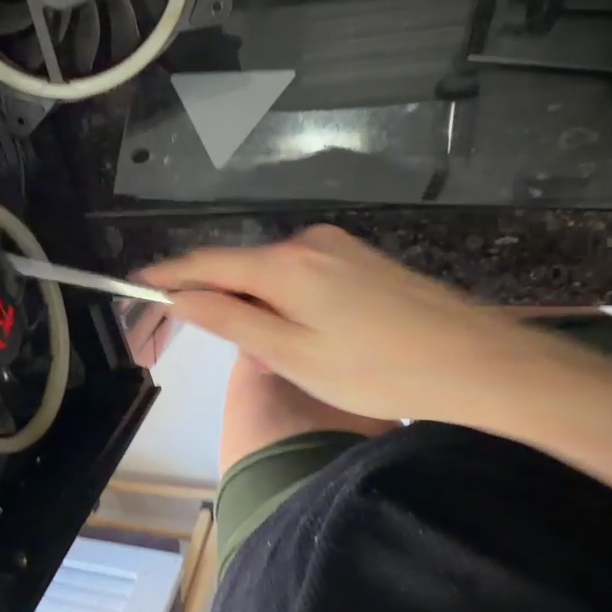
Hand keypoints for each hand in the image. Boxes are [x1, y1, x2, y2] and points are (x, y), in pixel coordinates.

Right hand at [140, 225, 570, 426]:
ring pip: (272, 272)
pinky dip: (286, 299)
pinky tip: (307, 334)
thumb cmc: (376, 369)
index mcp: (283, 264)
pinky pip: (302, 274)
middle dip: (219, 298)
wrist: (474, 362)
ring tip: (275, 351)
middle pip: (241, 266)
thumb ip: (231, 321)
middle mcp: (306, 242)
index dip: (169, 274)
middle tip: (218, 344)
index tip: (137, 283)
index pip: (207, 263)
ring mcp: (338, 247)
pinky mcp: (360, 258)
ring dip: (256, 303)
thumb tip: (181, 297)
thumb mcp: (292, 354)